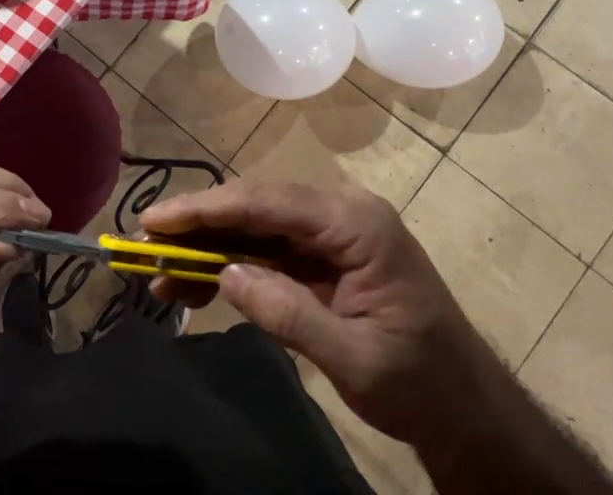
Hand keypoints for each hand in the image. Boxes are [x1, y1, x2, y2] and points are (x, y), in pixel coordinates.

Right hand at [141, 177, 498, 446]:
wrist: (467, 410)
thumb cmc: (421, 383)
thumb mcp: (355, 358)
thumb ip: (289, 313)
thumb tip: (225, 274)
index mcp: (357, 225)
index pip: (267, 202)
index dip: (206, 209)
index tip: (155, 219)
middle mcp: (341, 215)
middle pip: (254, 206)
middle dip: (198, 224)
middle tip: (145, 241)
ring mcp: (331, 234)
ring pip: (253, 226)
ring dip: (207, 247)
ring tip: (159, 271)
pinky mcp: (322, 257)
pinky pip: (265, 251)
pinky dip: (228, 266)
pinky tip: (192, 284)